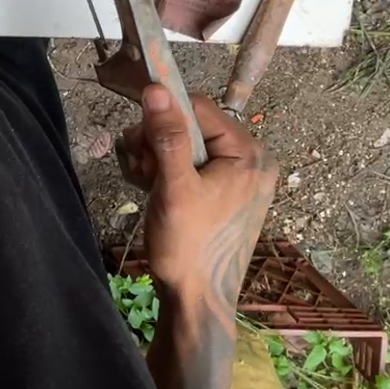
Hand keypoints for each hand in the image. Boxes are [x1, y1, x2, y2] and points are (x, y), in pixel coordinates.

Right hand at [118, 87, 277, 301]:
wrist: (194, 299)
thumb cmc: (188, 245)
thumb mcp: (175, 188)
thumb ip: (168, 136)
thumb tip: (156, 88)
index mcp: (248, 154)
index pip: (198, 107)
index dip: (163, 117)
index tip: (140, 141)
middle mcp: (247, 158)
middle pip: (188, 122)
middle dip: (156, 139)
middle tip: (144, 168)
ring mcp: (234, 174)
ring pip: (181, 138)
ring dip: (154, 153)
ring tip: (147, 180)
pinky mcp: (220, 187)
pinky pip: (185, 157)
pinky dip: (163, 166)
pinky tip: (153, 185)